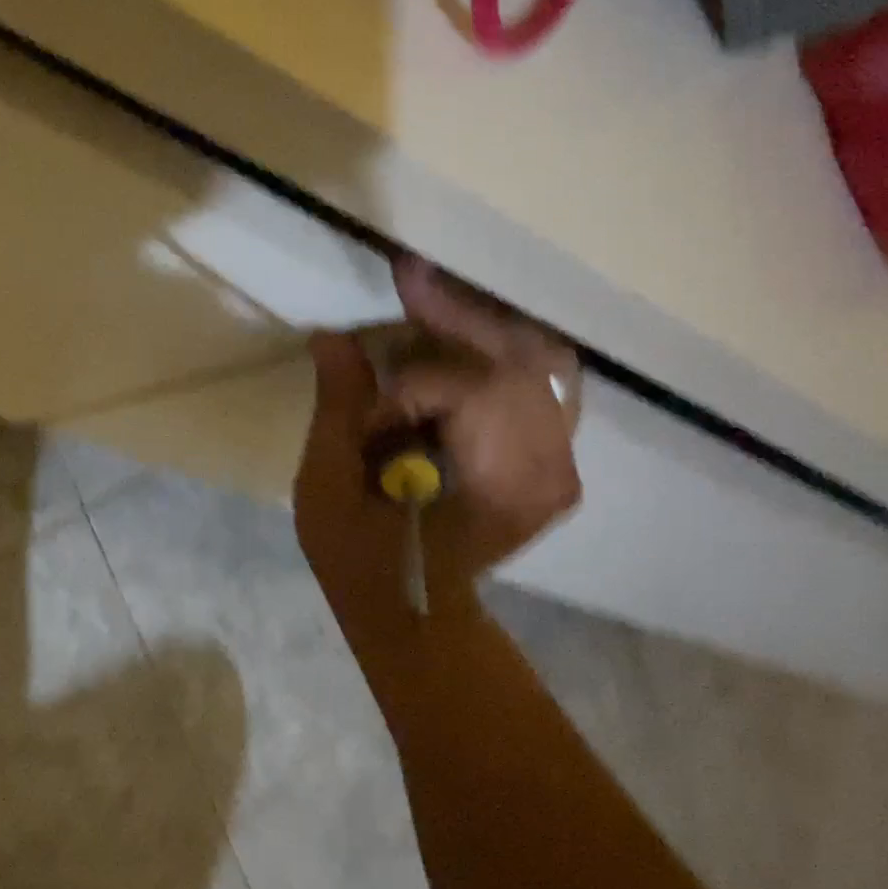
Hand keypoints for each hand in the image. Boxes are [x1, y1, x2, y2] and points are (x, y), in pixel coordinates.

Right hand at [293, 258, 580, 614]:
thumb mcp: (328, 491)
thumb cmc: (360, 560)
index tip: (358, 392)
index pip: (466, 392)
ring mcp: (560, 459)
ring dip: (482, 327)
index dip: (405, 385)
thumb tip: (333, 337)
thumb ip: (339, 410)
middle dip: (457, 315)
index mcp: (496, 482)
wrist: (410, 609)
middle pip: (517, 357)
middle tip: (408, 279)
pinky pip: (542, 380)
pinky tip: (463, 339)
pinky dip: (502, 352)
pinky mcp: (553, 454)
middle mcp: (548, 464)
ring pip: (540, 359)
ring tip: (429, 301)